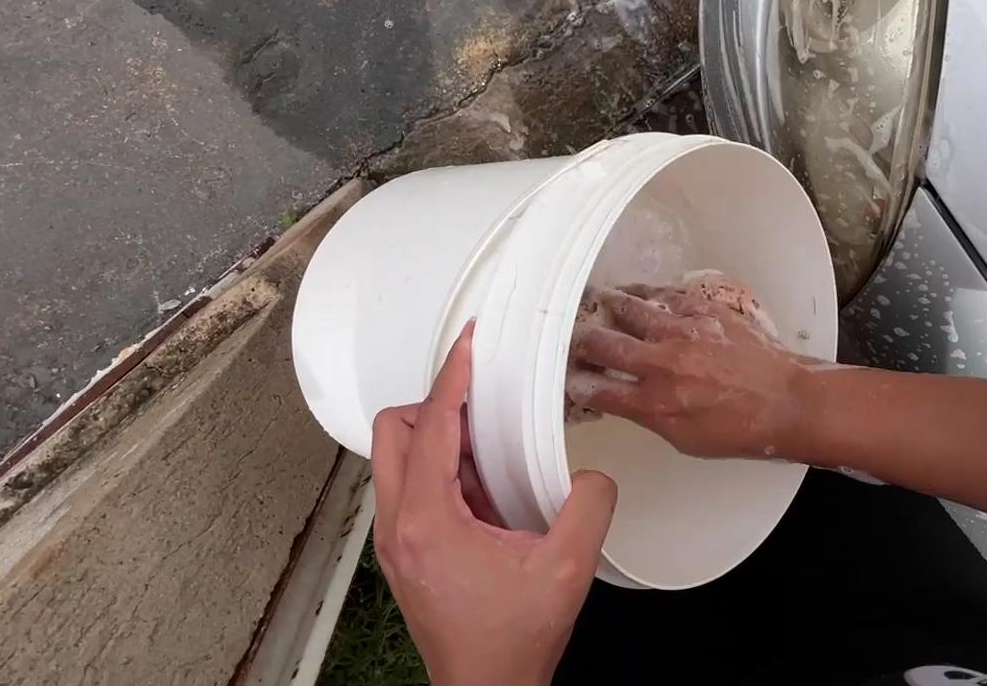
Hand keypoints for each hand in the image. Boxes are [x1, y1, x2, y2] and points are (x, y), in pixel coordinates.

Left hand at [372, 321, 617, 685]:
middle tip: (481, 392)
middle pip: (395, 431)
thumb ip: (589, 504)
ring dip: (442, 431)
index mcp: (427, 521)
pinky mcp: (411, 549)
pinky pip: (417, 481)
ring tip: (489, 431)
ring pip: (401, 456)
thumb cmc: (510, 643)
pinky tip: (487, 473)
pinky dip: (447, 461)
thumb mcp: (566, 567)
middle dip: (436, 400)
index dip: (453, 375)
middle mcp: (400, 526)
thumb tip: (590, 475)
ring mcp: (400, 539)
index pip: (432, 425)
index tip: (468, 343)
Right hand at [567, 287, 817, 459]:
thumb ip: (649, 415)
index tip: (569, 377)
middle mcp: (664, 363)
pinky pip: (668, 295)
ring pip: (633, 309)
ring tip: (596, 297)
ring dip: (611, 304)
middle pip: (605, 344)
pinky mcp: (706, 311)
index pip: (599, 389)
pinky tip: (641, 293)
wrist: (786, 400)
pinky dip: (649, 294)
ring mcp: (685, 332)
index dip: (577, 383)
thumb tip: (625, 398)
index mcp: (656, 402)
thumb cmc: (741, 427)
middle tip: (572, 332)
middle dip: (582, 339)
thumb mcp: (685, 438)